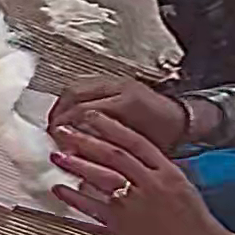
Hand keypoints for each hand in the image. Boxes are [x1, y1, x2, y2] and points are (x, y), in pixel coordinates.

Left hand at [48, 112, 234, 234]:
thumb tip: (130, 154)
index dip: (111, 127)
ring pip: (103, 177)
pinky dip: (73, 197)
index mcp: (167, 172)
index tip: (91, 116)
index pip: (136, 142)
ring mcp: (135, 204)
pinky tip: (58, 188)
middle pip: (114, 155)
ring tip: (57, 154)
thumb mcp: (180, 185)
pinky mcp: (121, 225)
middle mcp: (151, 185)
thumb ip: (154, 169)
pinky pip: (92, 207)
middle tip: (64, 130)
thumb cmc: (191, 220)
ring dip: (77, 164)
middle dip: (86, 140)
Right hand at [51, 75, 188, 150]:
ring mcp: (117, 81)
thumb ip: (101, 148)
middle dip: (57, 113)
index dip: (63, 125)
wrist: (183, 121)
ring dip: (61, 104)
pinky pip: (84, 85)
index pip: (81, 109)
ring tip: (57, 121)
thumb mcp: (132, 147)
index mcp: (126, 102)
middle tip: (51, 129)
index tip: (55, 138)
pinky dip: (71, 99)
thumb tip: (69, 153)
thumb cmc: (163, 138)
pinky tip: (68, 112)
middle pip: (73, 93)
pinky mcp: (114, 81)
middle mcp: (120, 87)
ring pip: (76, 86)